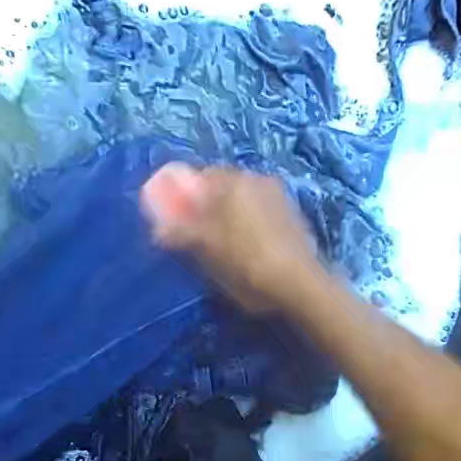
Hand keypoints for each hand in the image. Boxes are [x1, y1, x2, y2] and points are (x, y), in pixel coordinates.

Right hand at [140, 162, 325, 313]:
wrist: (301, 284)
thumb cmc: (249, 264)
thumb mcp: (210, 252)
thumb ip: (183, 235)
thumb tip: (159, 231)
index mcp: (234, 182)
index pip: (201, 176)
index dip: (186, 193)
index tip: (177, 212)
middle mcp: (257, 179)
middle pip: (225, 185)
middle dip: (209, 202)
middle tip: (197, 228)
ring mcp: (279, 196)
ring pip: (245, 197)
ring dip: (231, 211)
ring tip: (222, 239)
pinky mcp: (294, 215)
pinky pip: (262, 210)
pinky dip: (250, 220)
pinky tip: (248, 243)